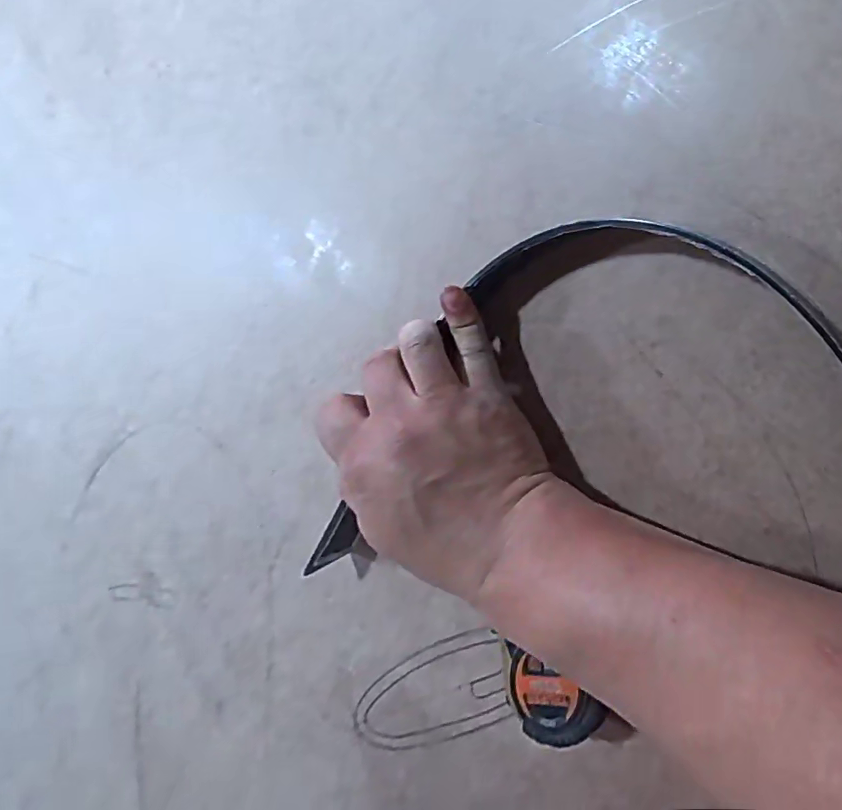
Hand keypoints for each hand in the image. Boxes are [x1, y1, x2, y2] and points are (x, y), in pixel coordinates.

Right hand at [316, 286, 554, 601]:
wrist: (508, 535)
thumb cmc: (443, 544)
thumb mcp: (378, 524)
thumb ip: (362, 477)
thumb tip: (361, 449)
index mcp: (358, 459)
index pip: (333, 408)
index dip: (354, 408)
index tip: (374, 415)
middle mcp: (394, 421)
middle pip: (375, 368)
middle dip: (386, 369)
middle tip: (407, 379)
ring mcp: (443, 401)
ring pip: (414, 344)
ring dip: (416, 339)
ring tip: (425, 341)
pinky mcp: (487, 392)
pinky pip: (472, 345)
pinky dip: (462, 316)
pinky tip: (454, 296)